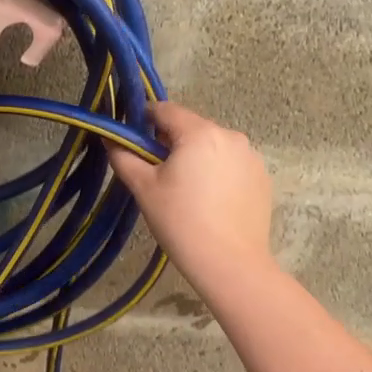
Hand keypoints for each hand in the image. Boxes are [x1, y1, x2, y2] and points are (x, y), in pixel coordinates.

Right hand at [107, 102, 274, 281]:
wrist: (229, 262)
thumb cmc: (180, 220)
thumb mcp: (143, 188)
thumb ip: (123, 157)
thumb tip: (110, 139)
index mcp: (199, 133)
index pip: (165, 110)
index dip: (143, 120)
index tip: (133, 142)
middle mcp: (230, 136)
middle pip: (190, 128)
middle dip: (170, 143)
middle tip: (156, 174)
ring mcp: (251, 157)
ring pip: (211, 146)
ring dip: (194, 158)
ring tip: (185, 191)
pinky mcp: (262, 177)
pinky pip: (230, 164)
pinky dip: (216, 173)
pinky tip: (209, 201)